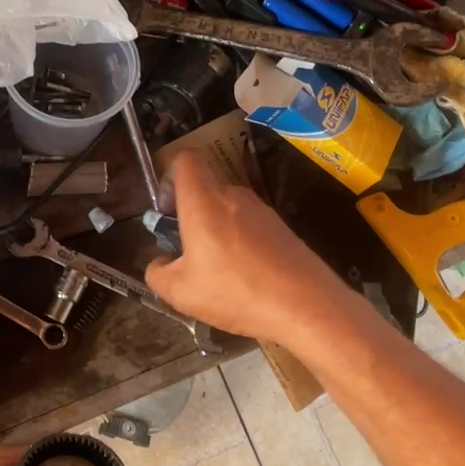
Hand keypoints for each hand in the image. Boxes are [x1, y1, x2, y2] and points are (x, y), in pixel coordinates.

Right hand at [145, 152, 367, 350]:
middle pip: (206, 188)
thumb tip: (159, 263)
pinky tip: (244, 280)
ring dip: (216, 232)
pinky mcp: (283, 229)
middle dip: (191, 213)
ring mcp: (263, 211)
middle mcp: (235, 196)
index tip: (167, 211)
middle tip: (187, 252)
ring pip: (228, 210)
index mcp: (204, 200)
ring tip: (217, 272)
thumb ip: (157, 273)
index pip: (186, 160)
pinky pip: (250, 227)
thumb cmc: (235, 291)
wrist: (307, 306)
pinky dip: (240, 245)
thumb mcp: (180, 292)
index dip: (169, 177)